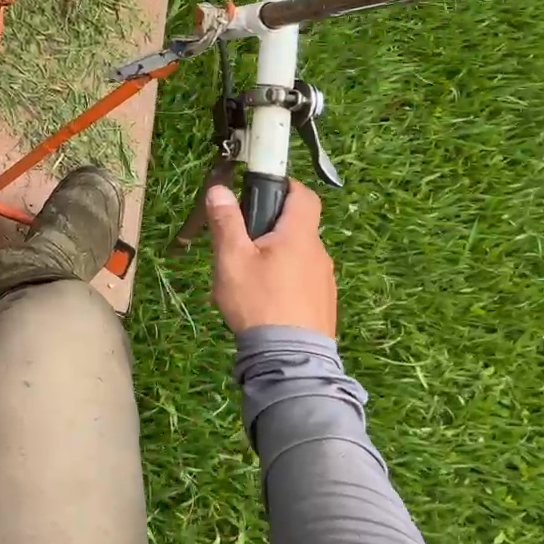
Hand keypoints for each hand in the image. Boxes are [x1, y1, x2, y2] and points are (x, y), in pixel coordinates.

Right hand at [204, 181, 336, 336]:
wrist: (289, 358)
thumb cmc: (258, 299)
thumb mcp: (232, 258)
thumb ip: (226, 222)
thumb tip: (219, 189)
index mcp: (299, 237)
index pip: (303, 196)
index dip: (285, 185)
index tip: (259, 188)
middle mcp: (318, 254)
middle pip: (295, 226)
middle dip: (266, 227)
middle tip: (236, 242)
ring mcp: (323, 280)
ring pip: (295, 254)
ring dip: (271, 255)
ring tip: (243, 276)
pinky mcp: (322, 302)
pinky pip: (299, 278)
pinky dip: (280, 277)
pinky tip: (259, 297)